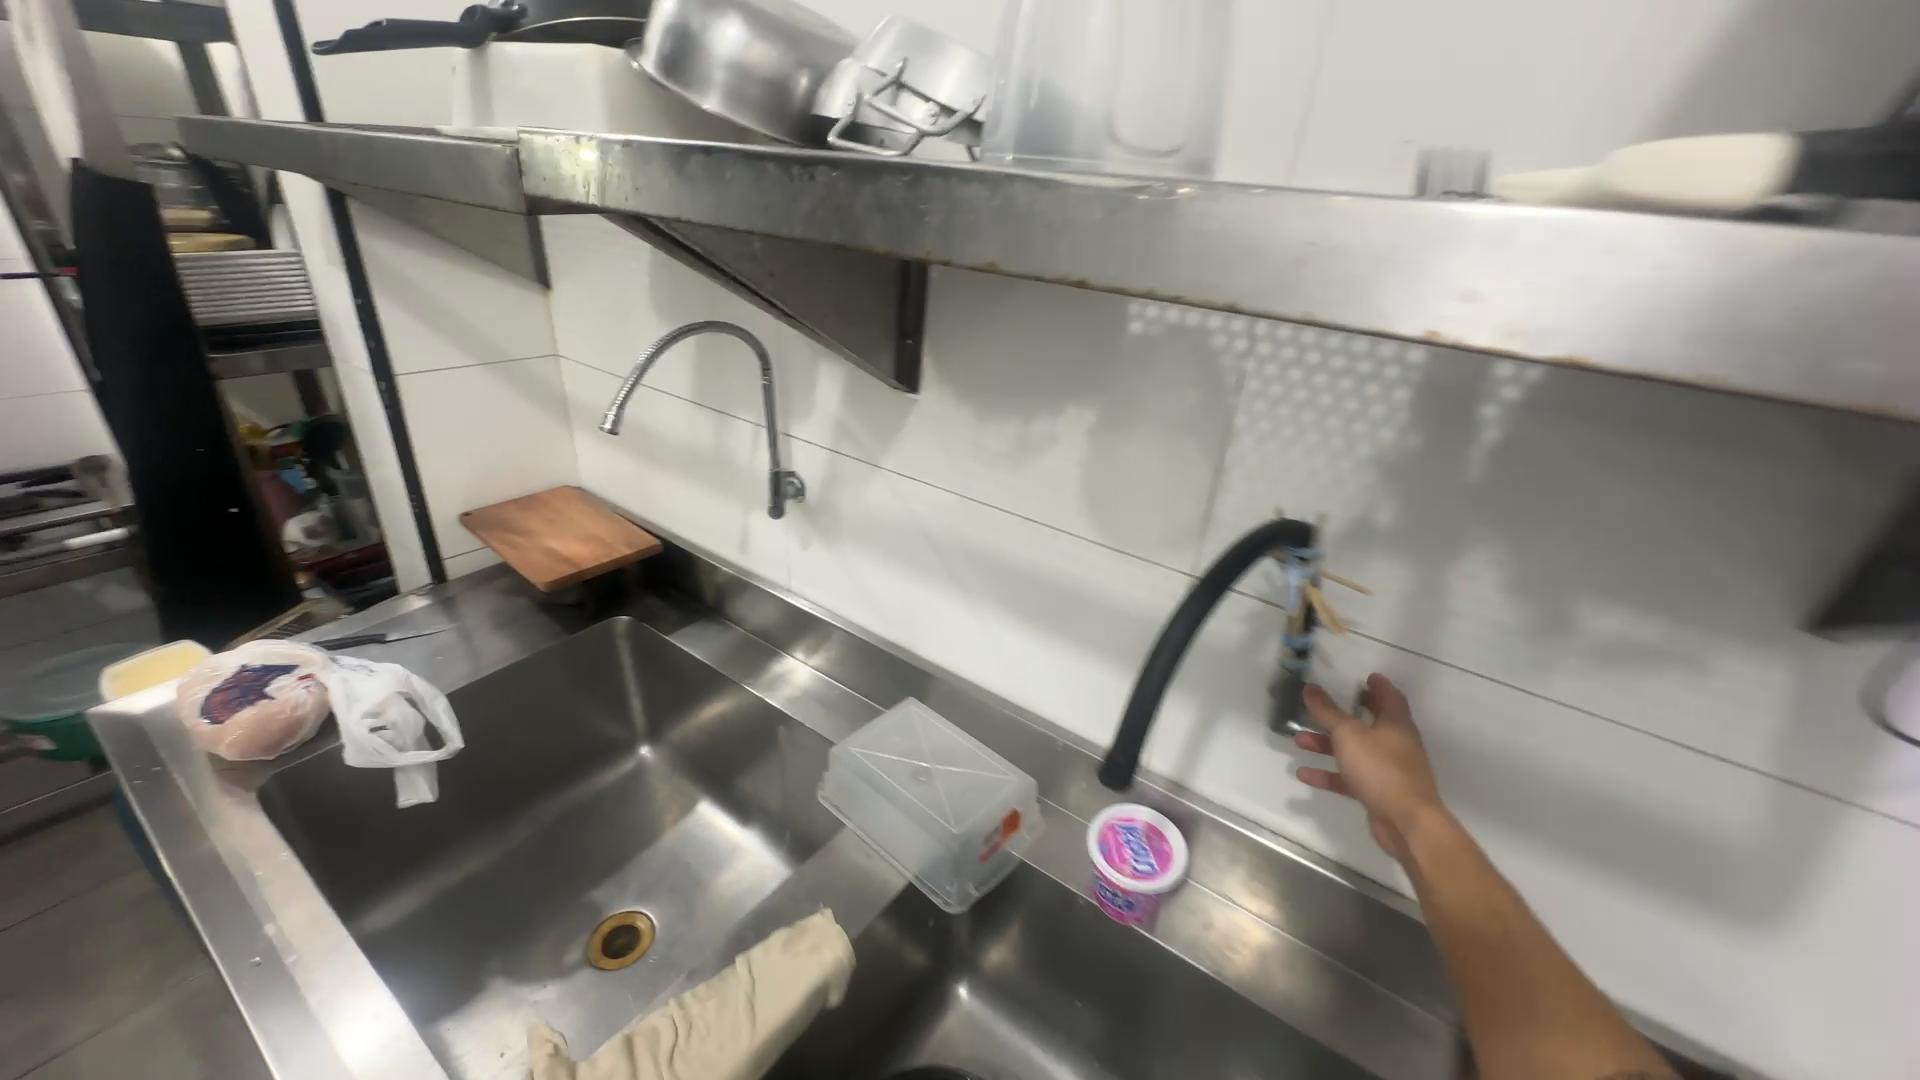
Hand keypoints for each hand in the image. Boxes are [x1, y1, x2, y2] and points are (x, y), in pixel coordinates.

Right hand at [1293, 674, 1446, 862]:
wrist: (1406, 822)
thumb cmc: (1380, 768)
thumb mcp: (1348, 734)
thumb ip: (1328, 712)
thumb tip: (1310, 688)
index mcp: (1396, 724)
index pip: (1391, 697)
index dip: (1379, 686)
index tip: (1366, 677)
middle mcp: (1395, 744)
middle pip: (1369, 723)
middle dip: (1345, 715)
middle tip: (1327, 704)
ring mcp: (1388, 770)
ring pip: (1354, 751)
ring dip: (1328, 745)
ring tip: (1300, 740)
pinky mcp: (1378, 793)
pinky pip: (1349, 778)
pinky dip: (1328, 774)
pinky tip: (1304, 774)